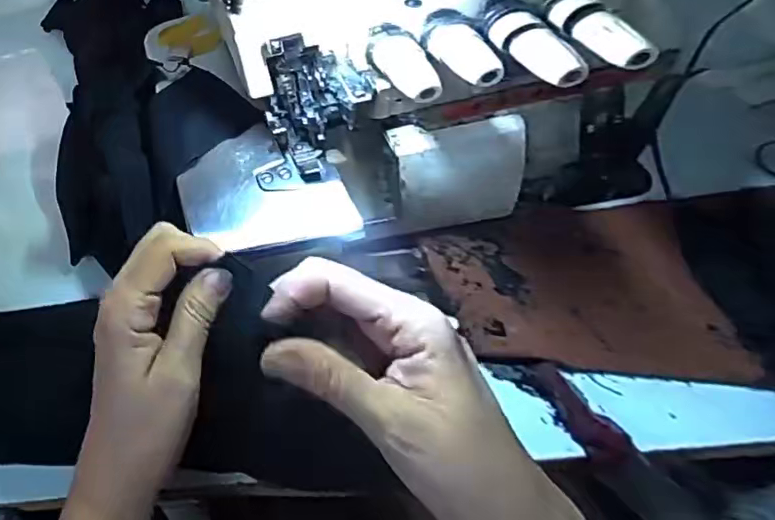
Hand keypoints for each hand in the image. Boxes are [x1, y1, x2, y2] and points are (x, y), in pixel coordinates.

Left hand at [63, 223, 231, 519]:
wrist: (116, 472)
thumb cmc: (148, 429)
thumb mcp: (179, 373)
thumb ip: (196, 315)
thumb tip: (219, 271)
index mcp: (123, 304)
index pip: (160, 248)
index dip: (197, 246)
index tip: (232, 262)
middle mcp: (115, 295)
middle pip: (152, 244)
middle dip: (191, 246)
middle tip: (227, 269)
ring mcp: (118, 307)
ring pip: (151, 257)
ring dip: (185, 259)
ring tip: (220, 277)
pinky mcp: (126, 320)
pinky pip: (151, 280)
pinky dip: (176, 275)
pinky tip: (200, 292)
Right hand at [258, 258, 579, 519]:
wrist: (512, 517)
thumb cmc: (461, 467)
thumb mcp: (390, 421)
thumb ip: (328, 376)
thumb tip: (267, 352)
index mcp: (411, 317)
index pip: (337, 278)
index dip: (294, 290)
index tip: (264, 323)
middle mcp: (405, 316)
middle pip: (336, 288)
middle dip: (295, 304)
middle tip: (262, 336)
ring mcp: (402, 338)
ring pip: (339, 312)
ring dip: (304, 324)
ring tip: (272, 346)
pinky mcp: (396, 360)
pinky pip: (349, 339)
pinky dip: (321, 345)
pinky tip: (300, 358)